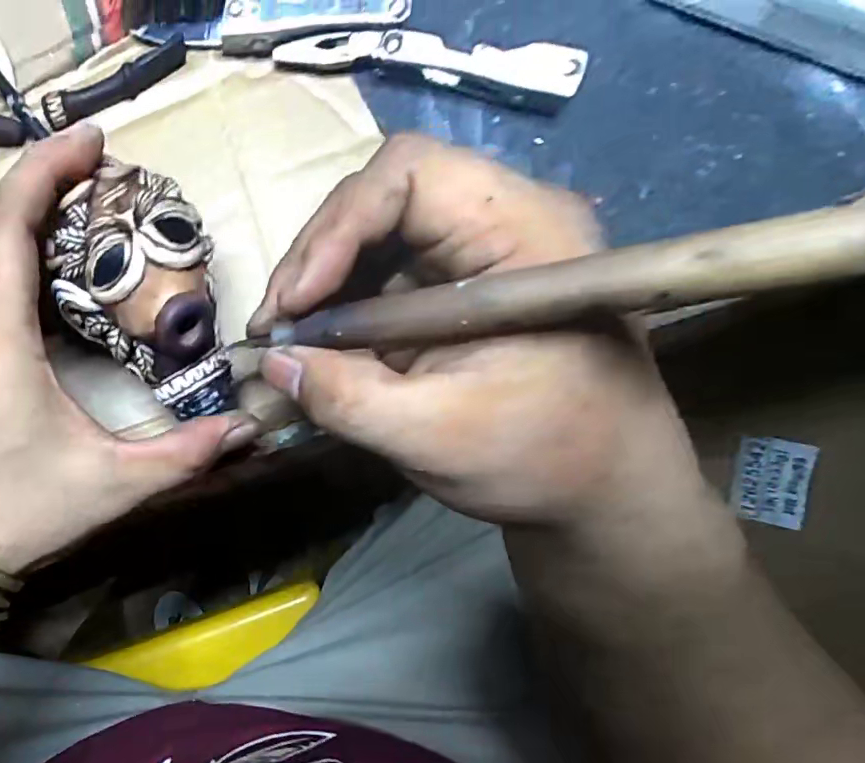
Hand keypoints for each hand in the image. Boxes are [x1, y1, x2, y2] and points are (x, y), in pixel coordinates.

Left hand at [0, 124, 254, 573]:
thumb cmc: (21, 514)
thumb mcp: (112, 485)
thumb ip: (182, 454)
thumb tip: (244, 429)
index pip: (6, 223)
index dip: (46, 167)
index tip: (92, 141)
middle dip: (37, 183)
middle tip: (97, 174)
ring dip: (18, 220)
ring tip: (76, 215)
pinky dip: (4, 259)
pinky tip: (43, 275)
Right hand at [249, 134, 704, 529]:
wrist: (594, 486)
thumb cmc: (539, 457)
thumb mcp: (432, 435)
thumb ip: (345, 398)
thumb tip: (271, 362)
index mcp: (520, 235)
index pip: (410, 174)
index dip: (338, 227)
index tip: (296, 302)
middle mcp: (493, 228)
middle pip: (376, 201)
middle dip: (311, 261)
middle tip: (271, 328)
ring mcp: (466, 262)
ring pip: (364, 241)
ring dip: (311, 288)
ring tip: (278, 341)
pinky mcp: (443, 297)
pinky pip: (371, 283)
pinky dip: (327, 313)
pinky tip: (305, 350)